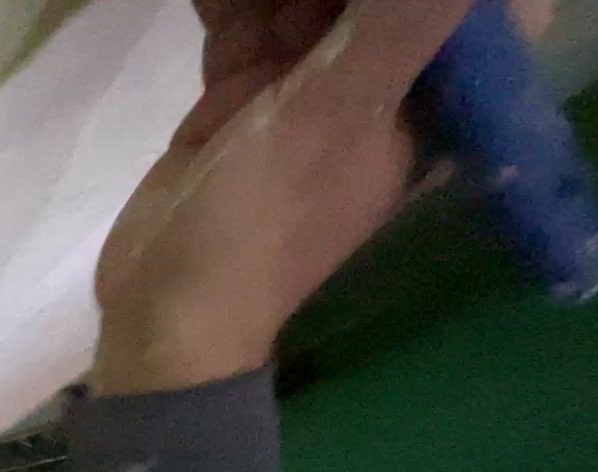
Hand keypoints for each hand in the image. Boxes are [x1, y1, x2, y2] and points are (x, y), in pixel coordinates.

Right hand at [92, 0, 473, 395]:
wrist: (162, 313)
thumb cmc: (257, 229)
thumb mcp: (333, 116)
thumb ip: (397, 18)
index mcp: (435, 89)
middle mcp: (376, 81)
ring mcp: (299, 94)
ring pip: (301, 3)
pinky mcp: (235, 106)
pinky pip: (242, 31)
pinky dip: (226, 4)